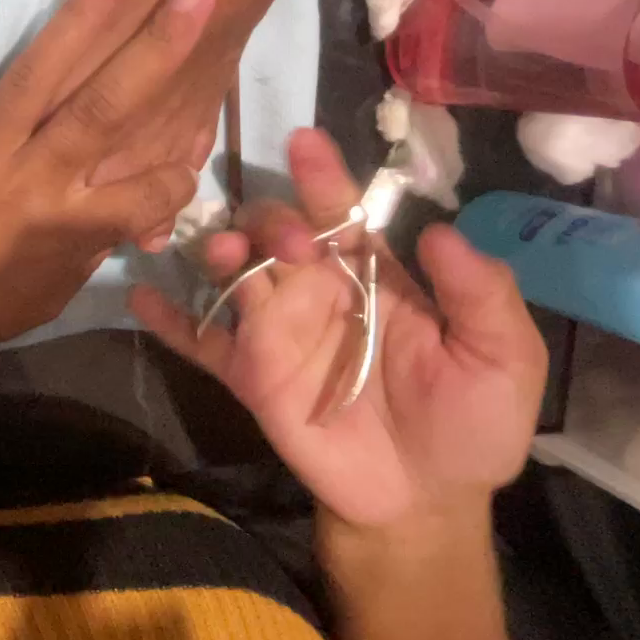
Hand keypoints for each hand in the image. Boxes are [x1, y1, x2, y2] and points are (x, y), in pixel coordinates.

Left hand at [0, 0, 217, 367]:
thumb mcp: (46, 294)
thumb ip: (88, 247)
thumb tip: (125, 215)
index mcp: (65, 225)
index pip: (147, 188)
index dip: (178, 176)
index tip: (185, 165)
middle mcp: (32, 176)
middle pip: (103, 108)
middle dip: (156, 48)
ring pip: (34, 78)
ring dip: (76, 20)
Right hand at [129, 129, 547, 527]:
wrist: (420, 498)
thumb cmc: (468, 423)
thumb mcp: (500, 360)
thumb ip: (480, 296)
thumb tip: (440, 231)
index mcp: (370, 276)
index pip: (340, 213)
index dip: (322, 177)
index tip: (303, 140)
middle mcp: (312, 289)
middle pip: (272, 233)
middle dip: (271, 223)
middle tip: (290, 244)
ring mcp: (272, 329)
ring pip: (232, 272)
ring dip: (217, 253)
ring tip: (222, 254)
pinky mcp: (245, 371)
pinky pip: (197, 339)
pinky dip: (167, 318)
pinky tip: (139, 298)